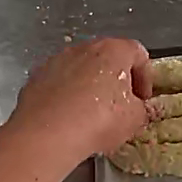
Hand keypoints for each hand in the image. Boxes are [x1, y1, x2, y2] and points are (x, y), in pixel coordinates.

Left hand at [6, 37, 152, 159]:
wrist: (47, 133)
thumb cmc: (99, 119)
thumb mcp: (134, 119)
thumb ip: (143, 109)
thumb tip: (140, 109)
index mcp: (113, 50)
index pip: (138, 53)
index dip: (145, 77)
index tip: (143, 99)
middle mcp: (84, 48)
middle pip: (107, 58)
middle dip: (116, 81)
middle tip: (120, 107)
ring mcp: (57, 60)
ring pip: (81, 70)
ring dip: (89, 87)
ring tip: (92, 116)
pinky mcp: (36, 77)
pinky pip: (59, 83)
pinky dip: (66, 96)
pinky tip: (68, 118)